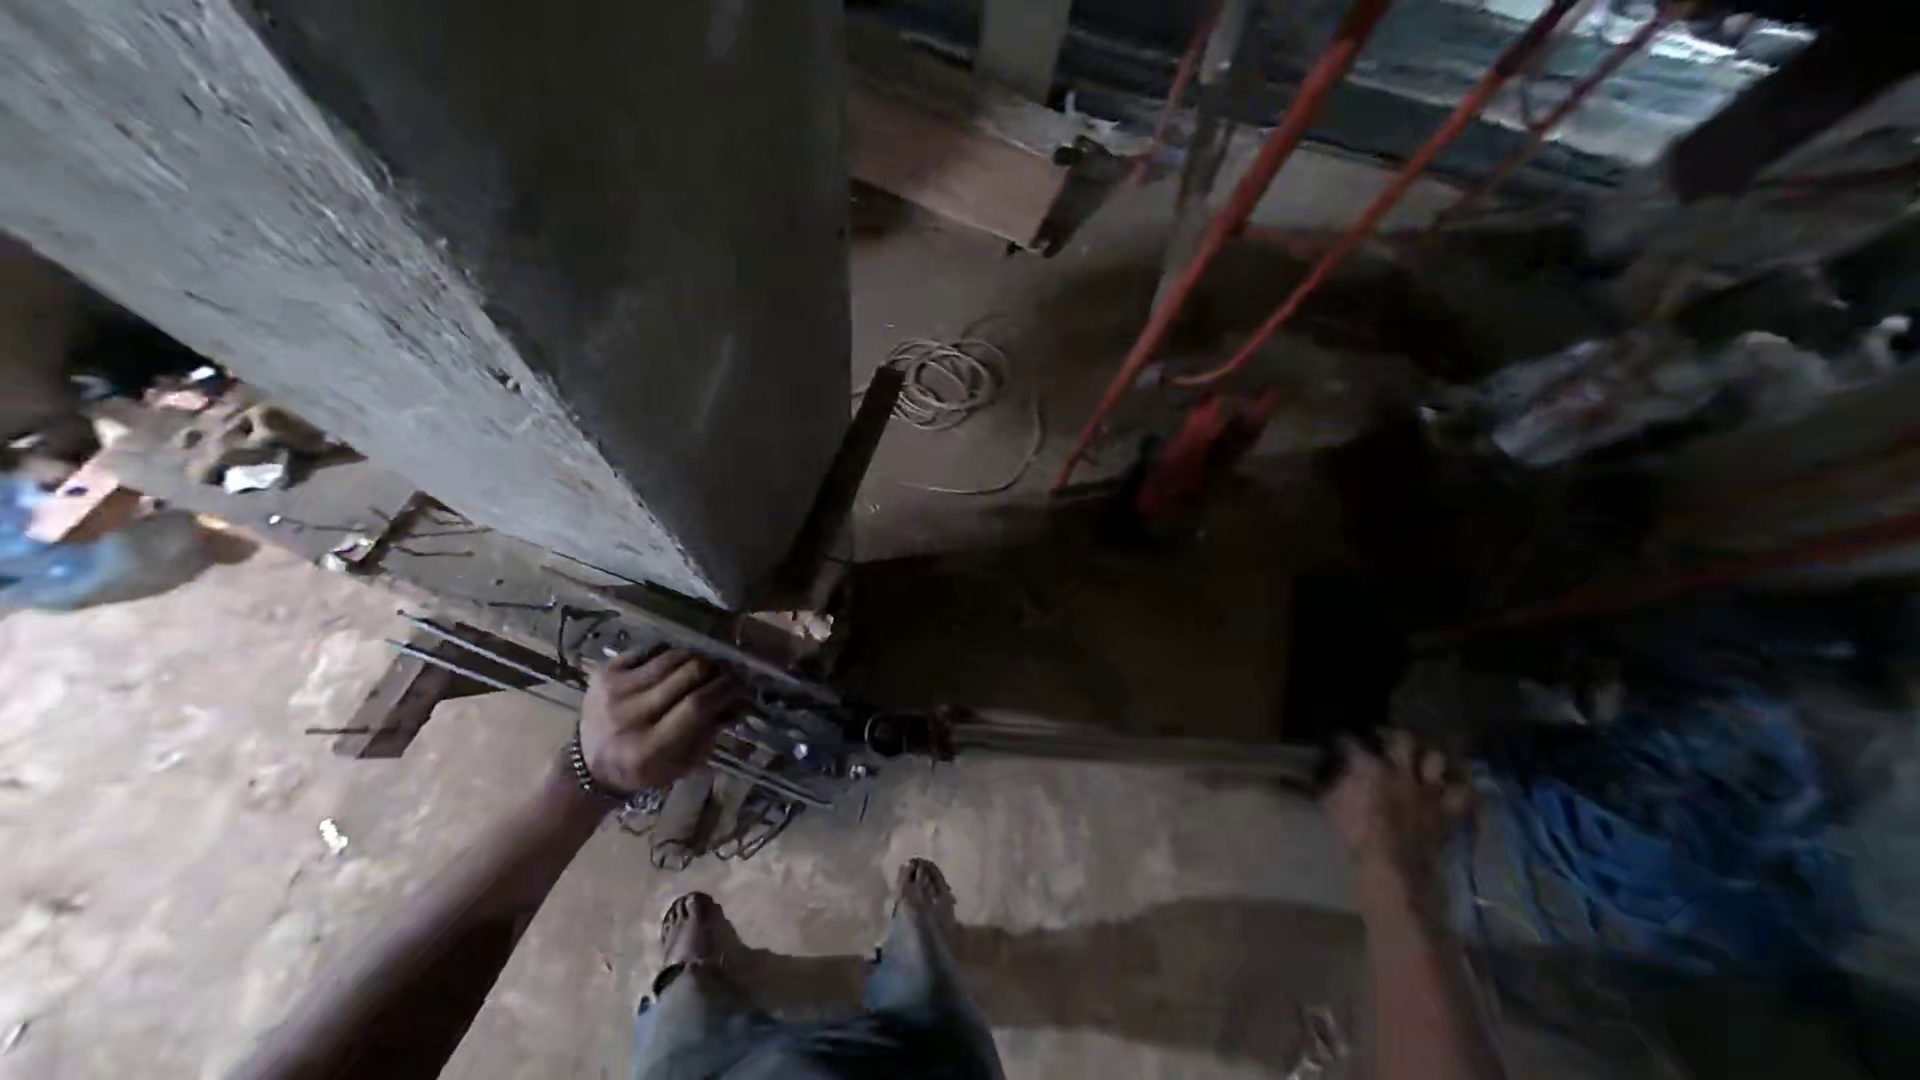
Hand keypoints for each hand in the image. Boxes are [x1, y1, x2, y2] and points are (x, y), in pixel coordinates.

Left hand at [579, 648, 742, 791]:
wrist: (590, 765)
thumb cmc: (647, 768)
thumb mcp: (684, 762)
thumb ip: (713, 731)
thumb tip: (742, 701)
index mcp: (650, 747)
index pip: (697, 705)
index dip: (726, 689)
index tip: (742, 684)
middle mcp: (630, 715)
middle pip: (689, 674)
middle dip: (717, 670)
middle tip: (727, 672)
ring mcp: (614, 690)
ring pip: (673, 657)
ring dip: (697, 659)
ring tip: (706, 667)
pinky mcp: (604, 672)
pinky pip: (651, 650)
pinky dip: (671, 655)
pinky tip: (677, 666)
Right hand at [1322, 731, 1472, 902]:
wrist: (1392, 867)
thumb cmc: (1356, 836)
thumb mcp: (1330, 806)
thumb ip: (1329, 783)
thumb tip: (1322, 772)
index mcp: (1369, 767)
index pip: (1351, 742)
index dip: (1344, 739)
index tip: (1340, 739)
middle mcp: (1401, 771)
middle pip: (1403, 739)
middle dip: (1394, 736)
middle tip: (1387, 740)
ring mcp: (1428, 790)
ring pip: (1437, 759)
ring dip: (1430, 758)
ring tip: (1424, 760)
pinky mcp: (1448, 811)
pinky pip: (1466, 794)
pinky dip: (1463, 787)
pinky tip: (1455, 785)